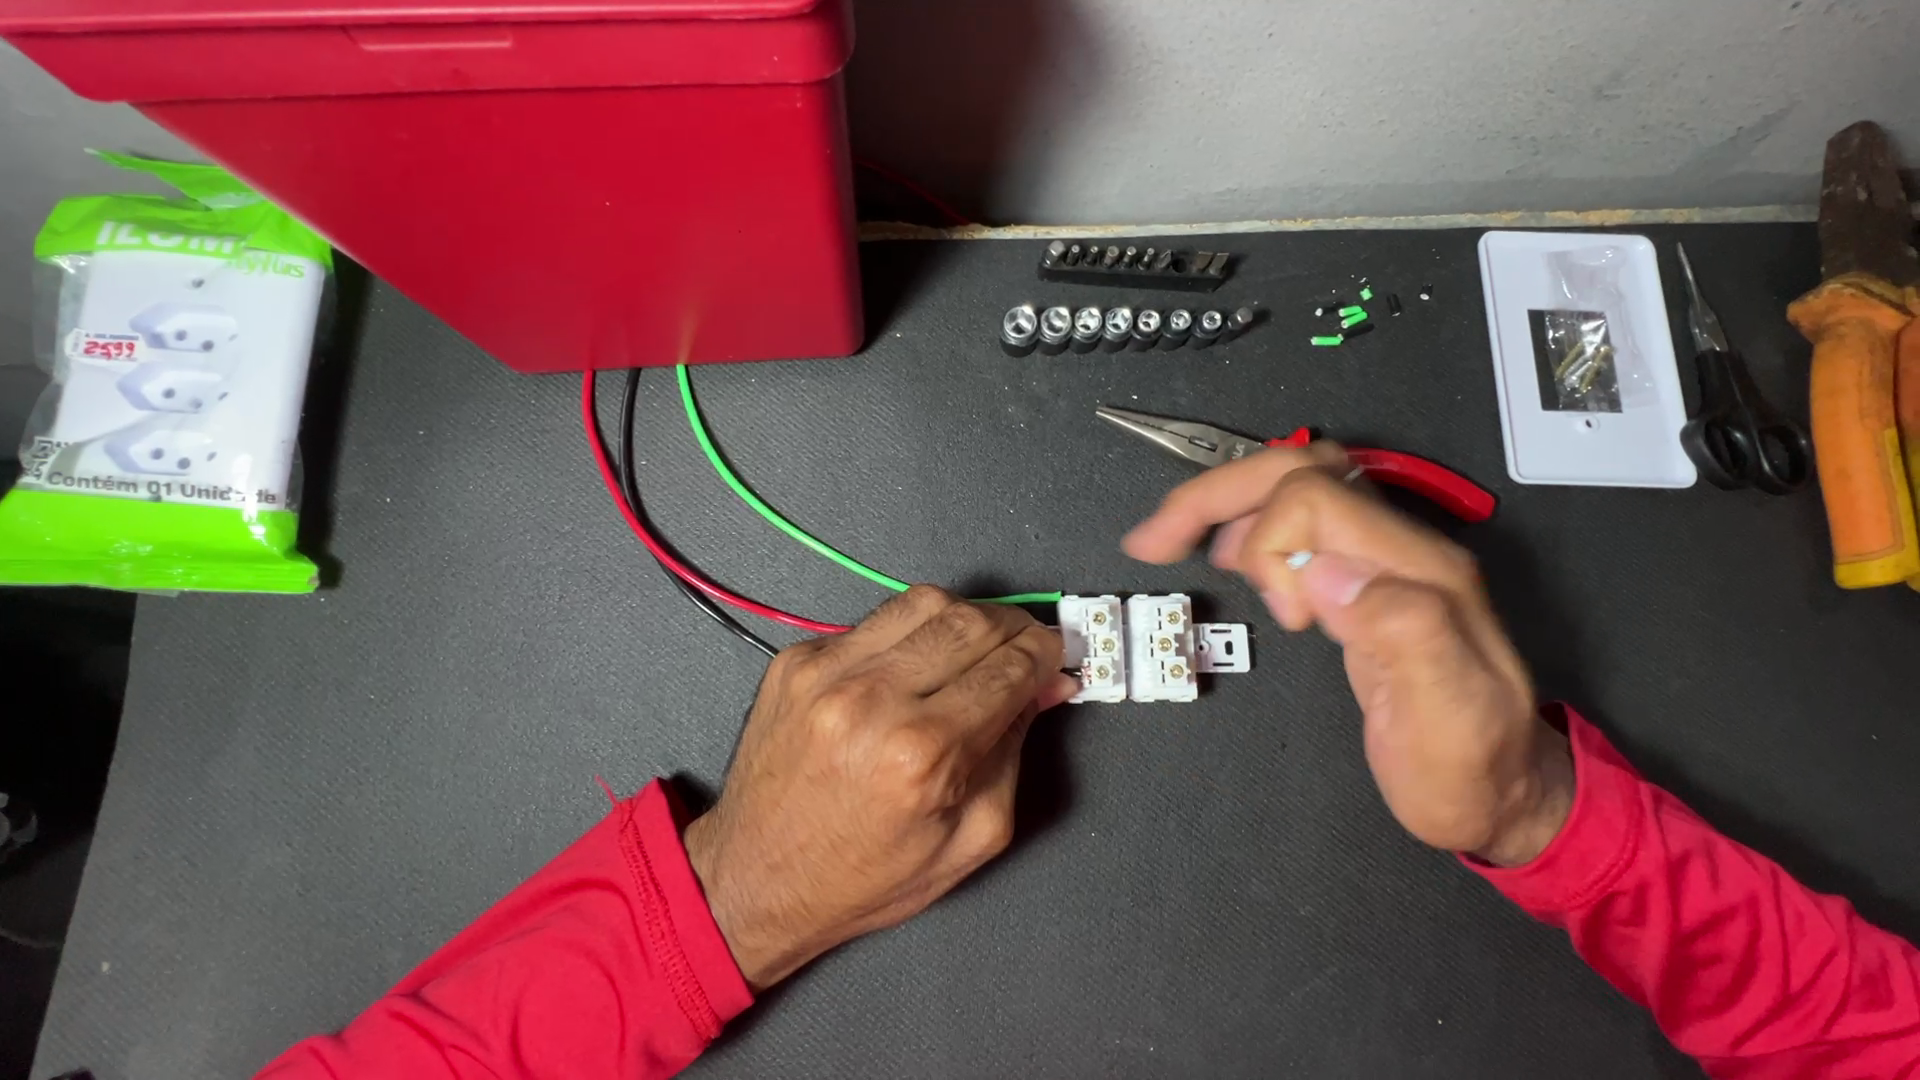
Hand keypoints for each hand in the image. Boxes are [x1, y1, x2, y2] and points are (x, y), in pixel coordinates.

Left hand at [683, 586, 1076, 990]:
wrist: (755, 879)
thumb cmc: (867, 876)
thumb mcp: (971, 838)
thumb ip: (1015, 752)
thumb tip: (1046, 684)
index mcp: (922, 752)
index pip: (1008, 669)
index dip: (1045, 654)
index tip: (1056, 655)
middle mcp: (872, 698)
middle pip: (971, 621)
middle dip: (1014, 626)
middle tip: (1025, 646)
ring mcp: (826, 670)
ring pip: (923, 602)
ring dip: (966, 615)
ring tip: (976, 645)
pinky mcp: (796, 659)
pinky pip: (875, 620)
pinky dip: (911, 630)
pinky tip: (916, 660)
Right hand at [1122, 444, 1572, 867]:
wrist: (1502, 791)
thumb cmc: (1466, 768)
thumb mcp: (1448, 719)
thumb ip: (1403, 633)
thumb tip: (1324, 573)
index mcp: (1416, 572)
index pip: (1314, 498)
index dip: (1269, 544)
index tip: (1284, 617)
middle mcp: (1397, 548)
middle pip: (1295, 470)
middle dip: (1216, 496)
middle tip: (1154, 540)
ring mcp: (1378, 559)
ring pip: (1289, 484)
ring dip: (1221, 505)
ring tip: (1169, 543)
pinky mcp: (1359, 576)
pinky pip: (1291, 518)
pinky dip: (1239, 523)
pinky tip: (1218, 554)